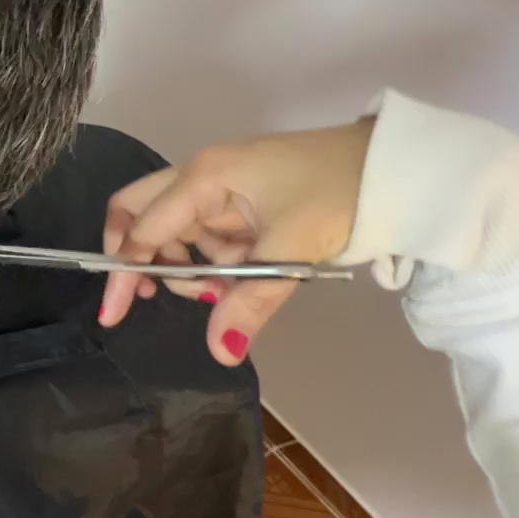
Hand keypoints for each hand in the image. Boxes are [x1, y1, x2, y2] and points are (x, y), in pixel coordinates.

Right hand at [99, 121, 374, 364]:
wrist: (402, 165)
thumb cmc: (344, 193)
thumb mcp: (293, 250)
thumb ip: (250, 300)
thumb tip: (220, 352)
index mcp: (203, 177)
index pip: (141, 228)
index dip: (124, 272)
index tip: (116, 313)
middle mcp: (199, 176)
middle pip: (136, 215)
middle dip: (140, 259)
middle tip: (154, 294)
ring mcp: (217, 185)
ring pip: (170, 230)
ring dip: (185, 265)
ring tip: (225, 289)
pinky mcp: (236, 198)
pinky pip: (201, 233)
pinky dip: (210, 259)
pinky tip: (238, 272)